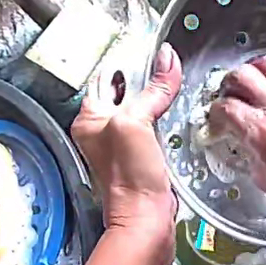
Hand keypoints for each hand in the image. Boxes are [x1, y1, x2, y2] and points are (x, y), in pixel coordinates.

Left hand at [70, 42, 184, 243]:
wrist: (146, 218)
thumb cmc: (129, 176)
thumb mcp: (136, 123)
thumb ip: (152, 90)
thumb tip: (168, 58)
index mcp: (89, 118)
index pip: (105, 77)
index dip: (125, 61)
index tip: (147, 46)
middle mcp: (102, 129)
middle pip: (125, 90)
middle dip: (144, 75)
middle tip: (166, 58)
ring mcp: (123, 142)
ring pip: (141, 106)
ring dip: (156, 94)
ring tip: (174, 76)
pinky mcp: (143, 153)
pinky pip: (153, 124)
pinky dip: (164, 113)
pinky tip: (176, 106)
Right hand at [209, 54, 265, 224]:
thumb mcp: (262, 176)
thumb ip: (247, 149)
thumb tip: (239, 136)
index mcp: (262, 131)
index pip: (225, 107)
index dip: (215, 113)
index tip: (216, 119)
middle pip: (241, 75)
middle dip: (228, 85)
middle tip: (227, 96)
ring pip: (265, 64)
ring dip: (251, 71)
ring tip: (248, 85)